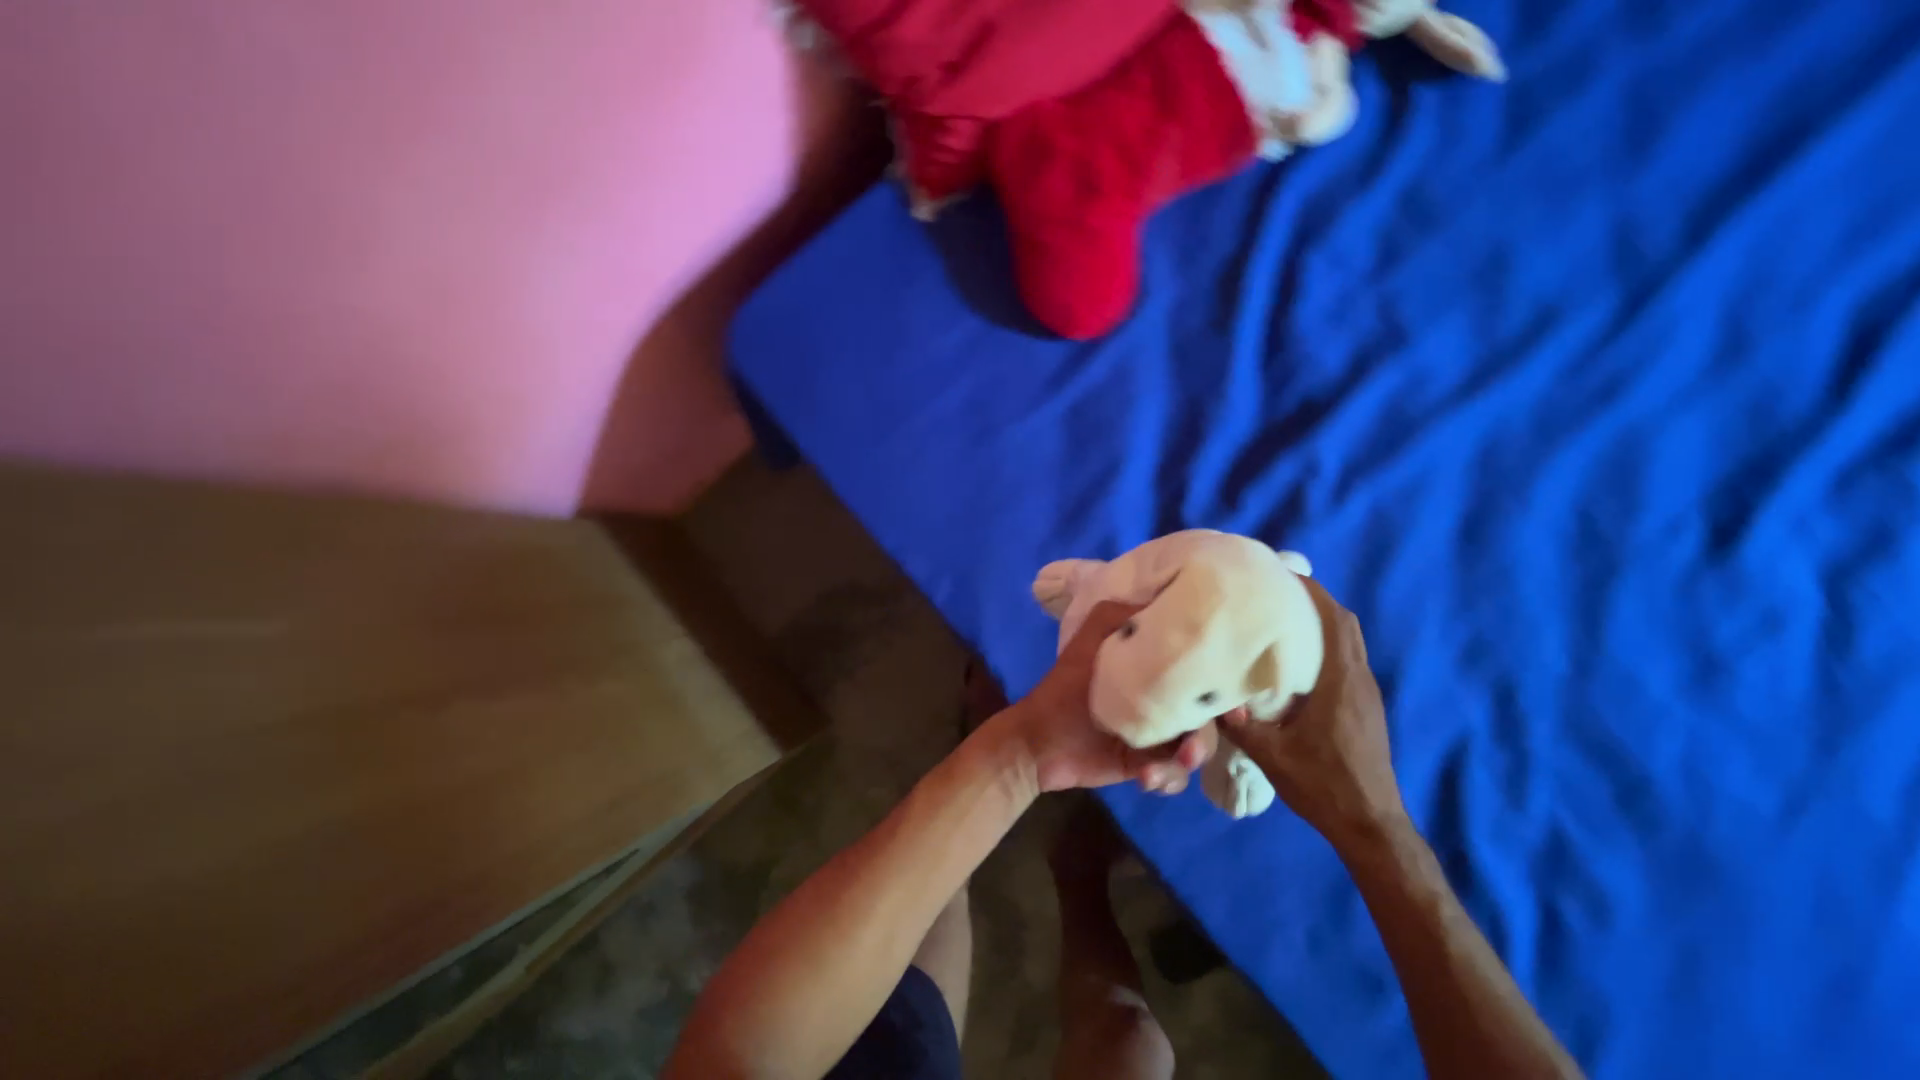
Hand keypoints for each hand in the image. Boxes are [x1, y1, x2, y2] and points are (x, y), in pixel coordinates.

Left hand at [991, 601, 1217, 794]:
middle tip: (1192, 746)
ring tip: (1167, 763)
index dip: (1223, 687)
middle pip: (1207, 717)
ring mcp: (1157, 735)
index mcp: (1155, 669)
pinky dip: (1165, 778)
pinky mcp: (1147, 765)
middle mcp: (1163, 700)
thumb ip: (1127, 614)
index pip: (1201, 673)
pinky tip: (1144, 776)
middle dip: (1206, 734)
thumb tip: (1174, 596)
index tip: (1234, 705)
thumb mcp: (1096, 637)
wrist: (1040, 740)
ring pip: (1196, 750)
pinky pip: (1174, 777)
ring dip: (1187, 759)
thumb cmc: (1069, 684)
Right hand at [1219, 580, 1405, 845]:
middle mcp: (1359, 680)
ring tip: (1281, 619)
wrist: (1370, 823)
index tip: (1281, 573)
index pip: (1334, 621)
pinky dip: (1325, 646)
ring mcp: (1366, 694)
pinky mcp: (1365, 708)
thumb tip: (1213, 697)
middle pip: (1344, 624)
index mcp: (1341, 682)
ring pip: (1348, 642)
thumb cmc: (1323, 785)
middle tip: (1275, 592)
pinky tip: (1295, 661)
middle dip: (1314, 601)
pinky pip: (1346, 661)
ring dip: (1321, 624)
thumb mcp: (1272, 756)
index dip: (1312, 591)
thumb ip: (1241, 725)